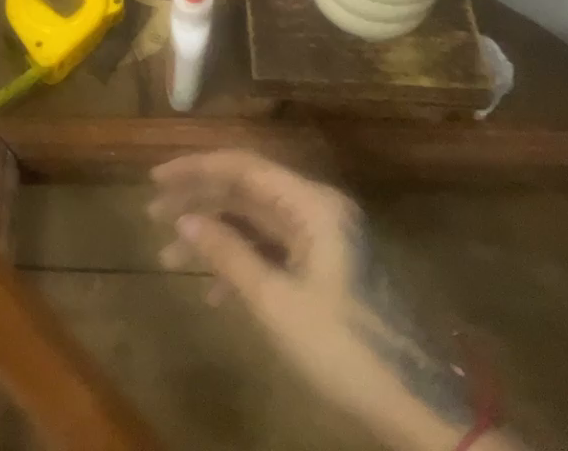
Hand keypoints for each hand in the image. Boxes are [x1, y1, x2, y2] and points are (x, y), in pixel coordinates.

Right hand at [148, 150, 479, 447]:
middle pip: (248, 191)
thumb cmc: (342, 344)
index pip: (245, 167)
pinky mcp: (326, 268)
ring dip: (215, 236)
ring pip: (257, 222)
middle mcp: (320, 211)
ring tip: (170, 257)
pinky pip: (274, 250)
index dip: (196, 168)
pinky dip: (241, 262)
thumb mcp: (276, 301)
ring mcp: (325, 240)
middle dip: (200, 202)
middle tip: (153, 215)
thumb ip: (229, 253)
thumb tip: (184, 219)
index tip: (155, 179)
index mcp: (314, 206)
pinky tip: (213, 292)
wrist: (414, 400)